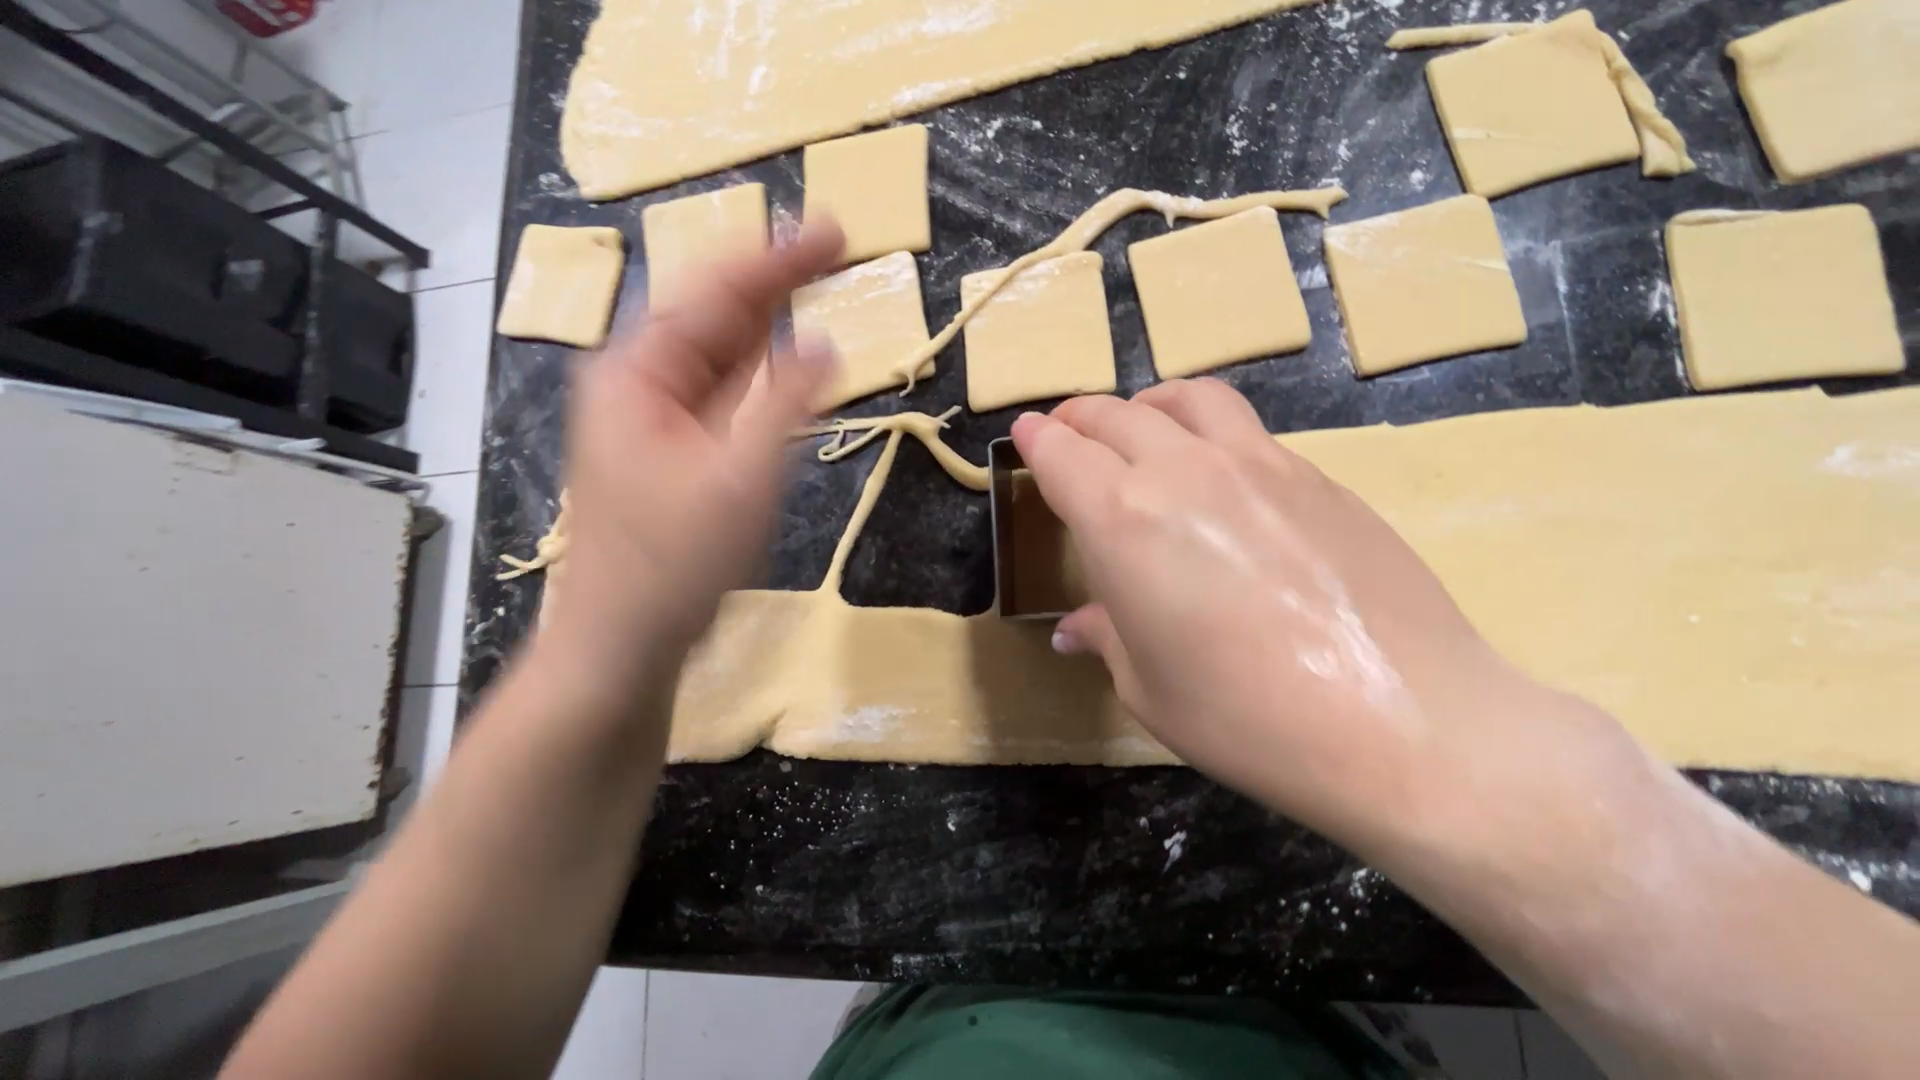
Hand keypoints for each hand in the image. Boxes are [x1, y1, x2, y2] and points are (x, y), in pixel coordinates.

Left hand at [543, 223, 843, 692]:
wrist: (621, 643)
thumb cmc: (671, 564)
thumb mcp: (738, 478)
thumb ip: (785, 402)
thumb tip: (826, 342)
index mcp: (637, 373)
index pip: (713, 293)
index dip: (776, 257)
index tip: (833, 230)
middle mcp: (638, 382)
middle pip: (713, 313)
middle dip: (775, 280)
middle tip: (836, 247)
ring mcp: (654, 416)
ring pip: (720, 353)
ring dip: (771, 322)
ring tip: (821, 285)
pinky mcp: (673, 450)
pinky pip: (722, 394)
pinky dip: (761, 374)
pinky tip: (793, 359)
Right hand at [1010, 379, 1534, 843]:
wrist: (1404, 721)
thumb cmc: (1248, 719)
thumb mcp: (1152, 690)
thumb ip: (1109, 639)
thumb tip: (1078, 627)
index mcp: (1123, 522)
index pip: (1063, 455)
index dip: (1037, 441)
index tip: (1025, 436)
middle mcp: (1185, 472)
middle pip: (1117, 416)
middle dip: (1081, 418)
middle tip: (1068, 431)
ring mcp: (1260, 465)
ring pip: (1188, 399)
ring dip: (1148, 404)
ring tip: (1142, 424)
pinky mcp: (1318, 477)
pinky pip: (1246, 431)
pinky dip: (1210, 432)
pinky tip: (1221, 474)